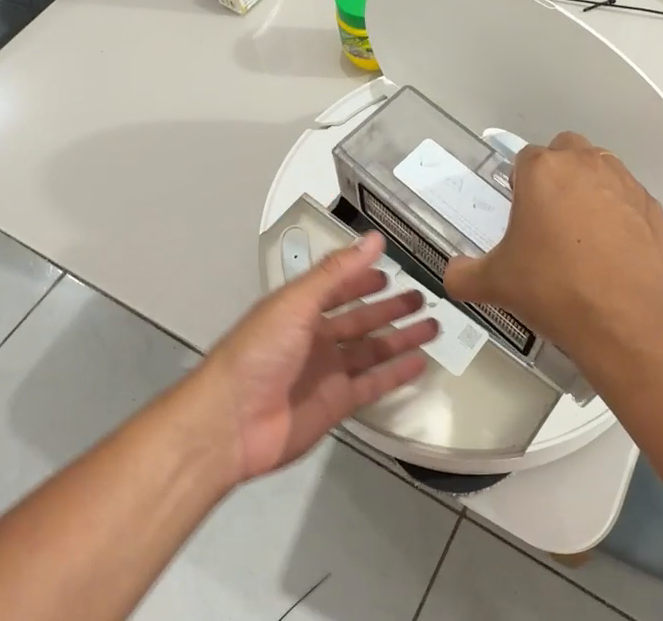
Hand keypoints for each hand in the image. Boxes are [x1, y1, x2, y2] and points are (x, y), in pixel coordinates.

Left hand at [193, 233, 437, 483]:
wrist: (231, 423)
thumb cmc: (257, 353)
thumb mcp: (295, 302)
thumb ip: (336, 272)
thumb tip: (372, 240)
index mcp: (298, 310)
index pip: (337, 287)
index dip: (361, 277)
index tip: (388, 269)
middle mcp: (313, 338)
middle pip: (358, 319)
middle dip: (387, 307)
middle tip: (419, 297)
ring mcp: (326, 372)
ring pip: (371, 350)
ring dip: (399, 338)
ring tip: (431, 326)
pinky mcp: (336, 403)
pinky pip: (372, 384)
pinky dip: (395, 374)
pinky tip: (418, 363)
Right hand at [445, 132, 662, 365]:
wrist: (626, 321)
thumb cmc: (553, 290)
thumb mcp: (495, 284)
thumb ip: (464, 274)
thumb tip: (453, 275)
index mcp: (542, 171)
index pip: (524, 159)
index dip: (519, 185)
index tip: (520, 217)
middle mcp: (585, 165)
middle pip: (565, 150)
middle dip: (556, 173)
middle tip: (548, 217)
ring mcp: (624, 183)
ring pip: (600, 168)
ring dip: (588, 187)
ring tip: (581, 233)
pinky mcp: (652, 208)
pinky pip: (628, 198)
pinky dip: (618, 212)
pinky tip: (612, 249)